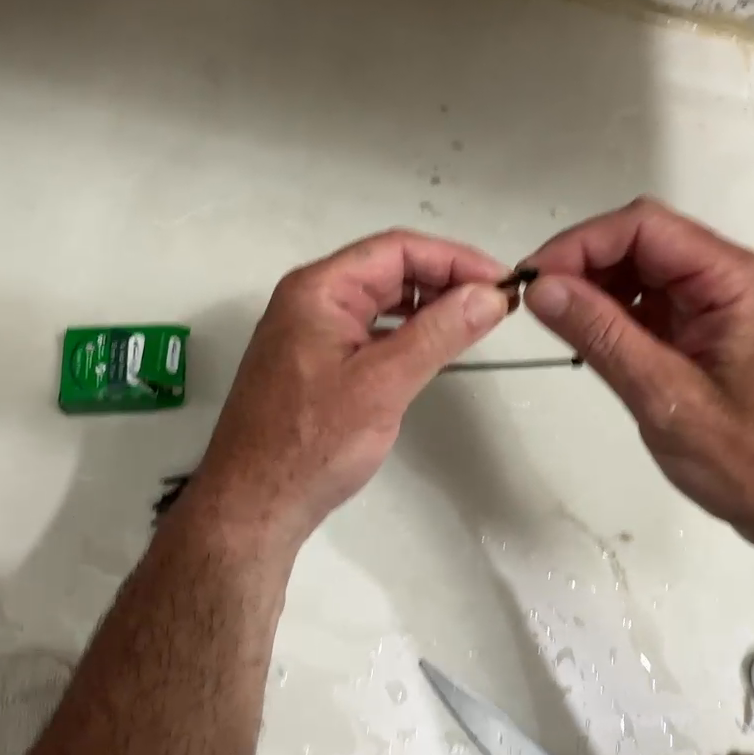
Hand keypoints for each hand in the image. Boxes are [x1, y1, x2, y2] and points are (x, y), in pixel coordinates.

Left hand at [178, 230, 513, 553]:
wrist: (251, 505)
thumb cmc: (313, 443)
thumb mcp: (382, 384)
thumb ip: (438, 333)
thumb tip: (490, 294)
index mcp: (319, 289)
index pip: (397, 249)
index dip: (454, 259)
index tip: (502, 283)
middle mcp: (310, 299)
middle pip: (388, 270)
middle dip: (444, 280)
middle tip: (497, 305)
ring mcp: (309, 331)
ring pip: (379, 300)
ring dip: (427, 305)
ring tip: (475, 322)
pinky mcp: (314, 361)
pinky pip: (368, 329)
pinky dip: (404, 332)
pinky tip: (432, 347)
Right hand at [521, 198, 753, 574]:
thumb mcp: (665, 397)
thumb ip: (601, 334)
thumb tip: (540, 287)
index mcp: (737, 282)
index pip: (644, 227)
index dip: (580, 244)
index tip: (533, 280)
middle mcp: (739, 280)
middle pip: (648, 241)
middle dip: (587, 264)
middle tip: (539, 304)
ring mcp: (735, 306)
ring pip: (652, 270)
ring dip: (602, 288)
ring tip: (563, 325)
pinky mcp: (726, 333)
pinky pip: (665, 302)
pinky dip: (624, 313)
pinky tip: (600, 342)